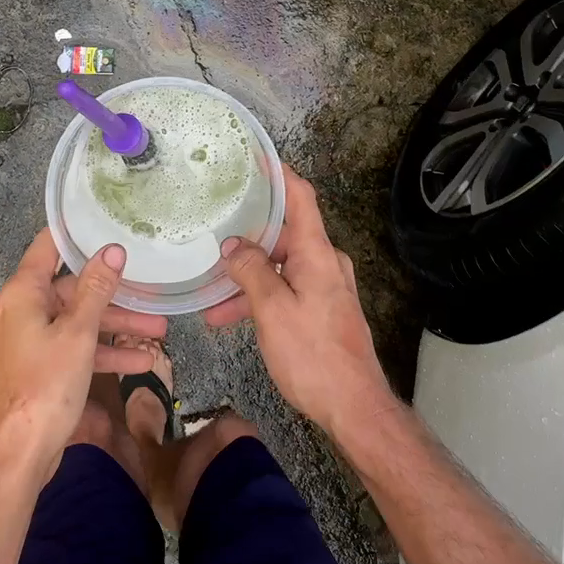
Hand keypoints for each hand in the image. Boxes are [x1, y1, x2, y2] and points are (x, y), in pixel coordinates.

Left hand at [0, 230, 168, 479]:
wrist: (17, 457)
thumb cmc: (44, 385)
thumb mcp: (78, 333)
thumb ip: (96, 289)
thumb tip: (112, 249)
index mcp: (22, 293)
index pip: (49, 246)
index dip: (76, 231)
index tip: (106, 219)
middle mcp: (21, 311)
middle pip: (72, 289)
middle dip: (114, 295)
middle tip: (151, 294)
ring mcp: (28, 341)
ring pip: (77, 322)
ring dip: (115, 327)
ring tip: (158, 332)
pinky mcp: (38, 368)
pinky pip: (72, 348)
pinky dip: (100, 352)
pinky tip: (138, 363)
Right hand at [205, 168, 396, 432]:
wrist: (354, 406)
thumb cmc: (313, 354)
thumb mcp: (271, 309)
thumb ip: (250, 271)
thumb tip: (233, 245)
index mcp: (317, 253)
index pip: (301, 196)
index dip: (279, 172)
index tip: (255, 156)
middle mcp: (326, 263)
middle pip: (285, 232)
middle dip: (248, 236)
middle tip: (214, 230)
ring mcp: (326, 287)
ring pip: (281, 267)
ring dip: (248, 277)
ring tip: (210, 296)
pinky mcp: (323, 310)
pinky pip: (287, 289)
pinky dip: (261, 297)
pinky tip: (229, 318)